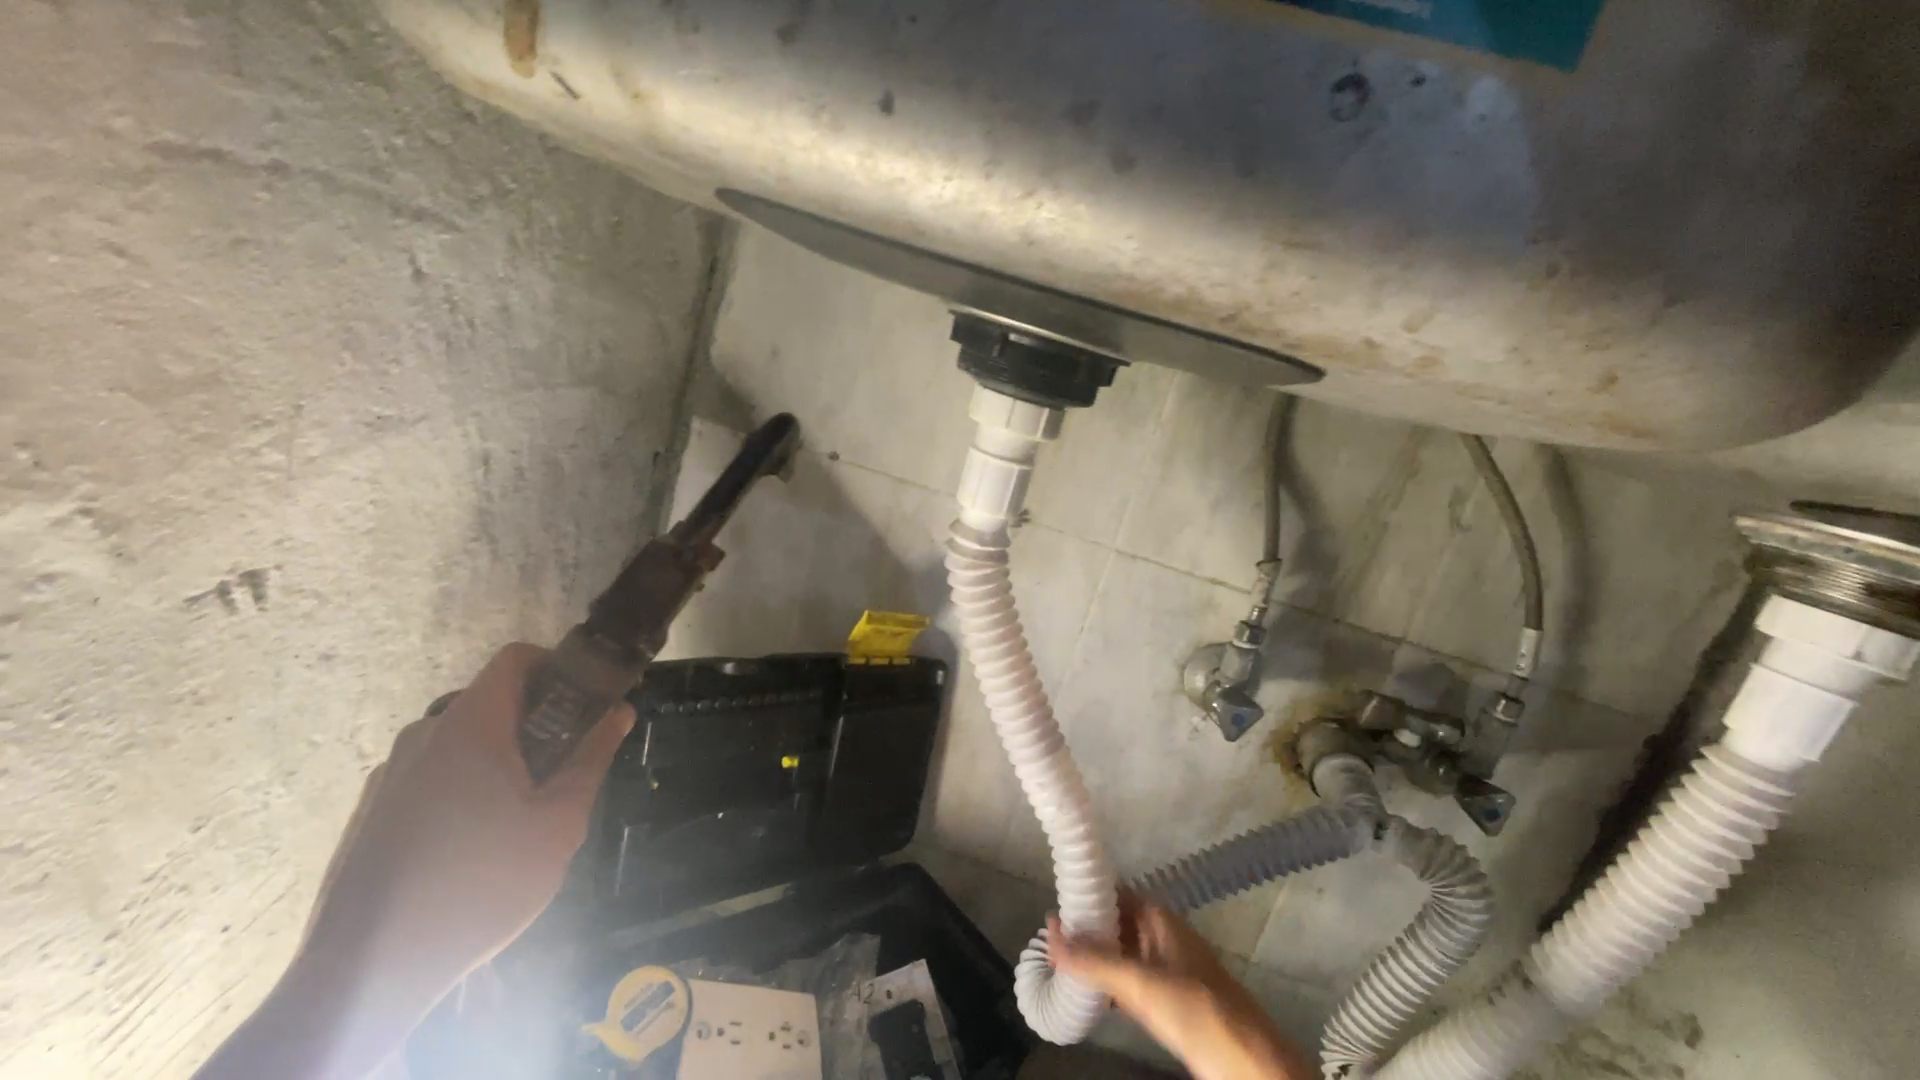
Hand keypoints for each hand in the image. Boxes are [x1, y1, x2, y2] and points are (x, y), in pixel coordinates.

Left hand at [197, 643, 634, 1079]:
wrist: (370, 970)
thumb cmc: (482, 882)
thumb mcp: (558, 822)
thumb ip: (590, 759)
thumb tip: (619, 712)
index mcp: (470, 727)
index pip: (515, 659)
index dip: (557, 666)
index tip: (585, 704)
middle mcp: (423, 736)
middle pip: (489, 702)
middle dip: (535, 723)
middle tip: (564, 771)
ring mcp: (390, 775)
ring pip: (459, 743)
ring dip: (499, 760)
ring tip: (522, 818)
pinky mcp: (372, 813)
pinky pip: (430, 777)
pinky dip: (463, 789)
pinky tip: (473, 849)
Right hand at [1048, 893, 1310, 1079]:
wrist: (1250, 1064)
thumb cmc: (1197, 1011)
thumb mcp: (1141, 983)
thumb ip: (1094, 959)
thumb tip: (1048, 931)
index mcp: (1160, 920)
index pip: (1114, 894)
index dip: (1084, 896)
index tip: (1051, 906)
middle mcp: (1161, 937)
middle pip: (1115, 924)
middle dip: (1083, 930)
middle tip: (1044, 941)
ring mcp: (1166, 970)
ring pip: (1120, 954)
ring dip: (1092, 959)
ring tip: (1055, 966)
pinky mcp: (1168, 1001)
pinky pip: (1128, 983)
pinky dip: (1106, 985)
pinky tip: (1084, 996)